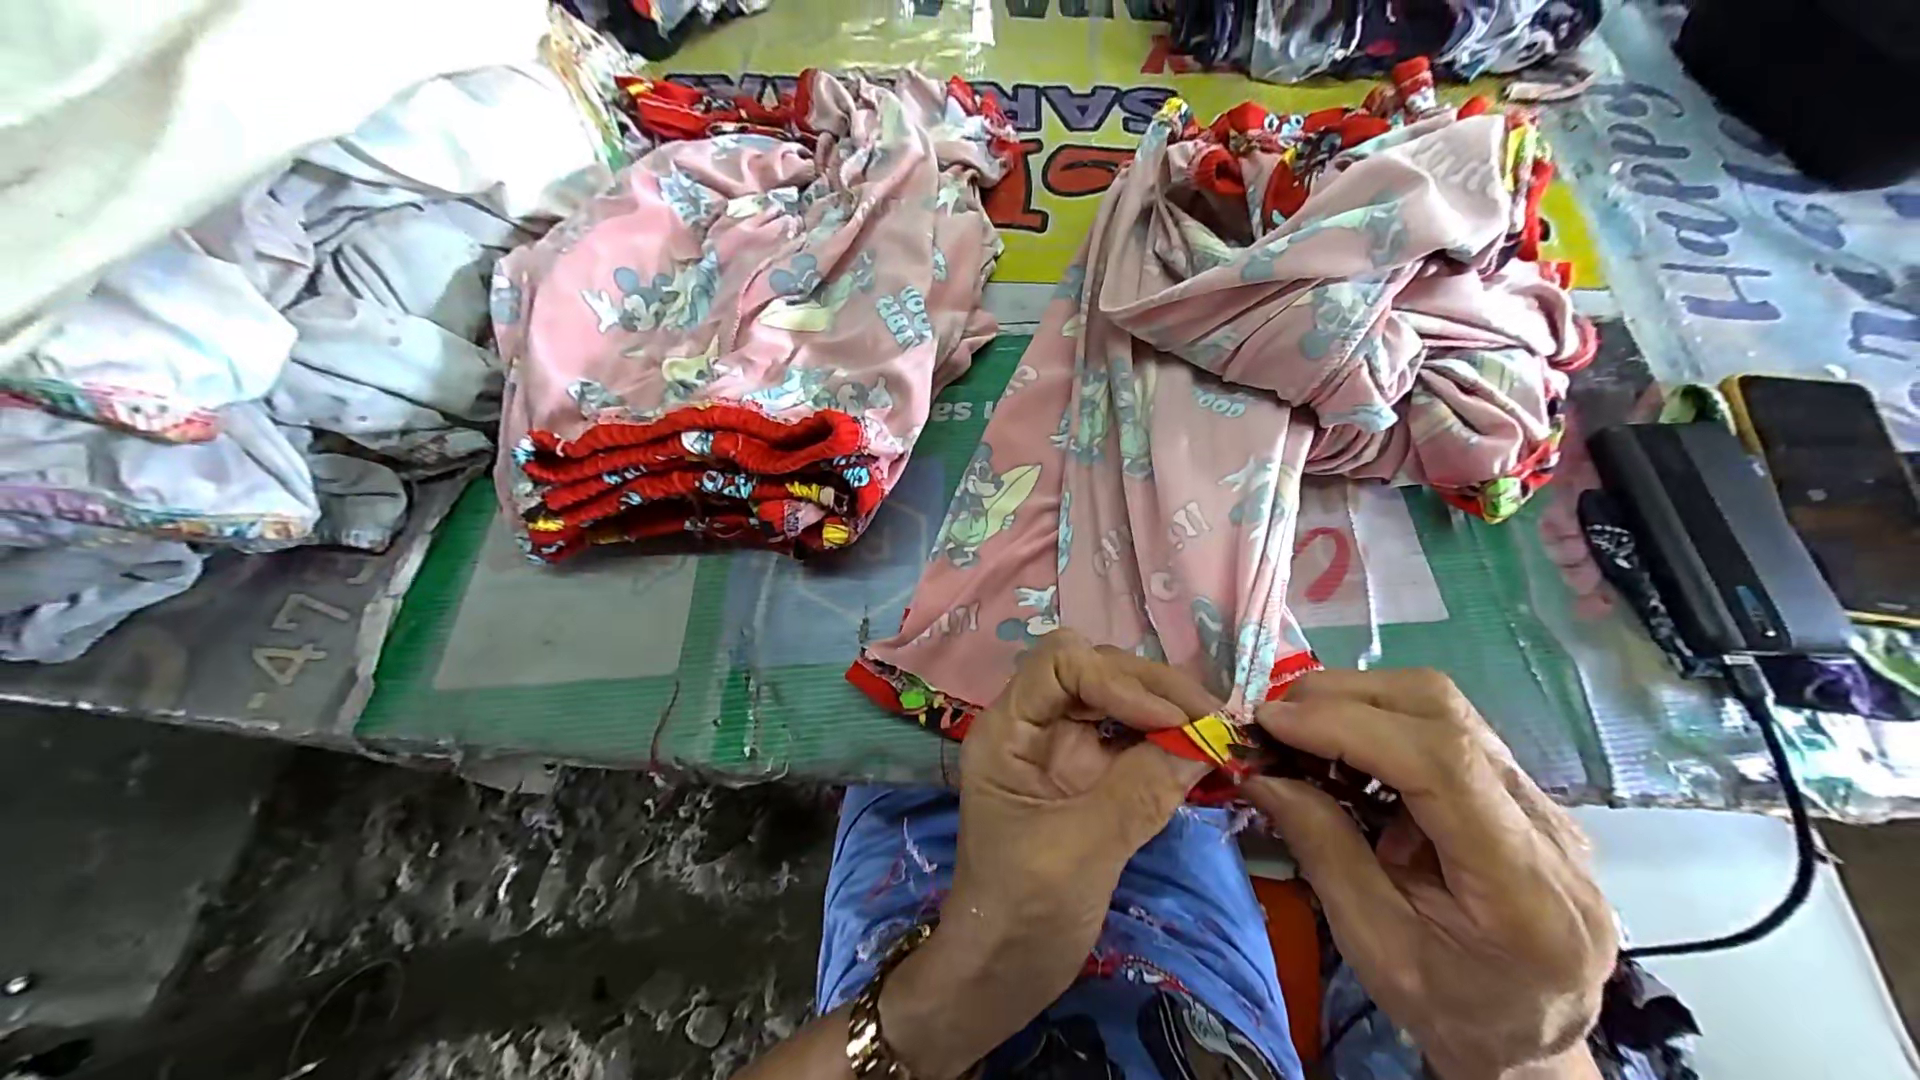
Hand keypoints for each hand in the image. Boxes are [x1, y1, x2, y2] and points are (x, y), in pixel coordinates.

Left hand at [881, 630, 1216, 1078]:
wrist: (1003, 969)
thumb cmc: (1022, 912)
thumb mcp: (1081, 852)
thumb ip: (1139, 792)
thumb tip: (1205, 741)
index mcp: (1007, 731)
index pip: (1058, 664)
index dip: (1114, 678)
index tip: (1169, 719)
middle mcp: (1034, 724)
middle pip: (1092, 670)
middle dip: (1151, 686)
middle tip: (1212, 719)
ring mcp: (1062, 745)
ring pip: (1115, 695)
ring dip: (1164, 705)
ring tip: (1214, 730)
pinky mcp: (1088, 771)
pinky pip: (1130, 734)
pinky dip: (1164, 736)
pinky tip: (1196, 749)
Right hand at [1241, 670, 1614, 1079]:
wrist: (1528, 1037)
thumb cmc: (1450, 1007)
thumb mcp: (1373, 944)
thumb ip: (1321, 848)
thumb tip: (1259, 773)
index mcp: (1524, 885)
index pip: (1440, 761)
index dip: (1345, 725)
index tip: (1270, 722)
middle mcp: (1546, 824)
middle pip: (1439, 709)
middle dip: (1340, 698)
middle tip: (1273, 722)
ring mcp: (1537, 798)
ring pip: (1438, 702)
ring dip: (1353, 699)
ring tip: (1299, 730)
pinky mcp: (1513, 787)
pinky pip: (1437, 722)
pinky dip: (1372, 717)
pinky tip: (1339, 748)